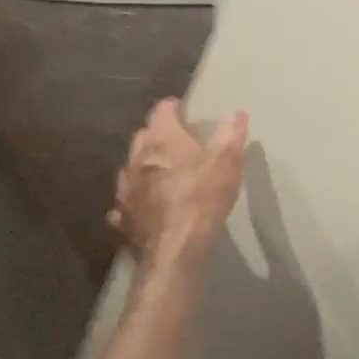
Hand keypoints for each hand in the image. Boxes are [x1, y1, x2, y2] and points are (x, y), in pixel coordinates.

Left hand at [109, 99, 249, 269]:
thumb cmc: (203, 198)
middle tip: (180, 137)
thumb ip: (231, 133)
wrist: (175, 251)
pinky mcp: (122, 217)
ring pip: (131, 166)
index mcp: (162, 141)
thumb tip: (236, 113)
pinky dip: (138, 195)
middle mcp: (137, 160)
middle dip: (159, 133)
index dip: (174, 107)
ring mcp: (125, 190)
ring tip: (164, 168)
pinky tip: (148, 201)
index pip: (162, 110)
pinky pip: (127, 198)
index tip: (186, 108)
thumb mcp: (228, 161)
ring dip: (146, 163)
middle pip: (144, 136)